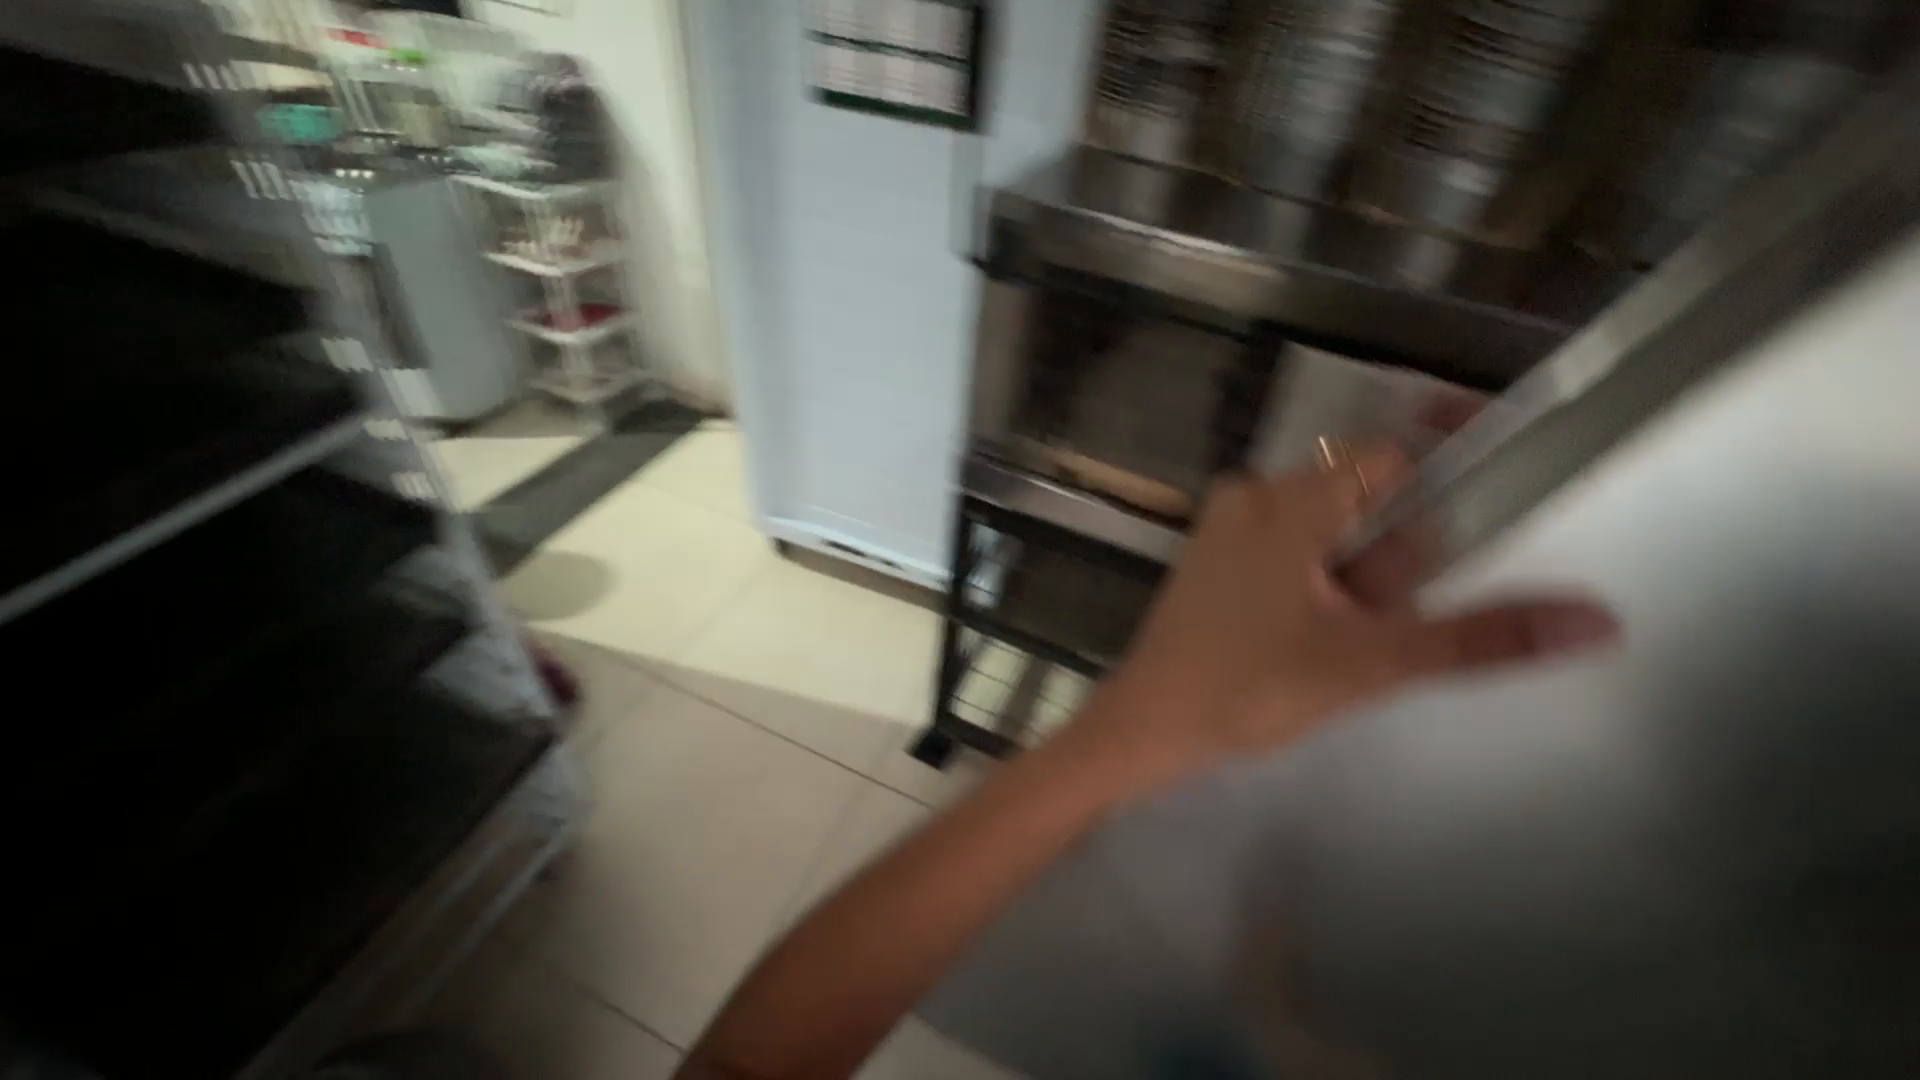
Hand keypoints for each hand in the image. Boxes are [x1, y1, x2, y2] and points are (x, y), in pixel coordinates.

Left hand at [1057, 446, 1619, 794]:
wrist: (1147, 726)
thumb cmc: (1246, 687)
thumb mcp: (1367, 663)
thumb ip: (1477, 638)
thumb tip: (1597, 618)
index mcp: (1283, 501)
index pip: (1388, 459)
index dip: (1438, 489)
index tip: (1463, 543)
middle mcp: (1249, 496)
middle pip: (1362, 503)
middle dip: (1388, 566)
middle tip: (1369, 629)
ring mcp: (1225, 527)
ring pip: (1327, 533)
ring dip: (1355, 585)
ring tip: (1333, 643)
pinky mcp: (1214, 560)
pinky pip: (1290, 552)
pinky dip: (1319, 587)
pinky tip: (1304, 639)